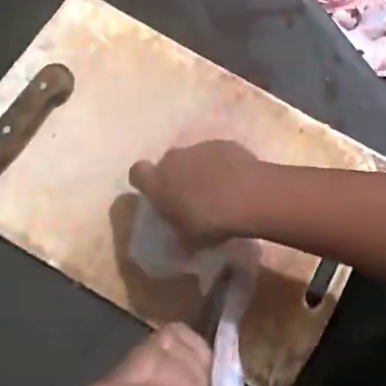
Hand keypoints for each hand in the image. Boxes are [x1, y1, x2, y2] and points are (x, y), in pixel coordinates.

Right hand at [129, 140, 266, 246]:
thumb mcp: (189, 240)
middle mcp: (174, 159)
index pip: (137, 172)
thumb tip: (179, 241)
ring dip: (199, 169)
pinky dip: (221, 163)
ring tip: (217, 190)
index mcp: (158, 183)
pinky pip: (216, 153)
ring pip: (193, 156)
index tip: (155, 193)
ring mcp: (200, 147)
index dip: (144, 181)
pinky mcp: (224, 143)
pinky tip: (235, 180)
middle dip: (175, 175)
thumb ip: (179, 236)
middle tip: (188, 196)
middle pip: (167, 162)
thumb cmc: (210, 222)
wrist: (247, 195)